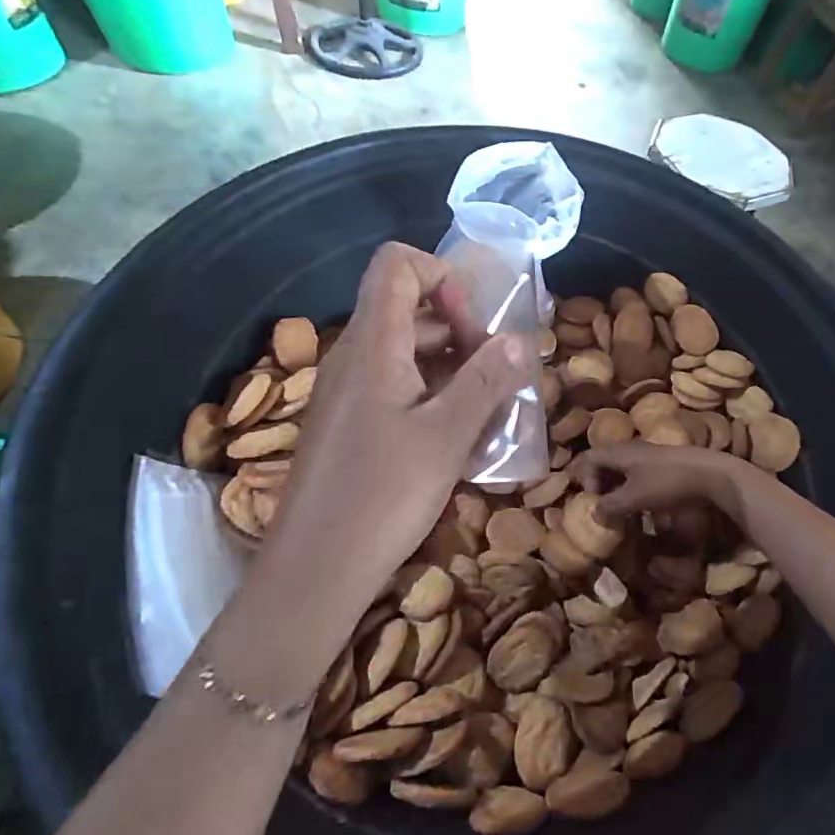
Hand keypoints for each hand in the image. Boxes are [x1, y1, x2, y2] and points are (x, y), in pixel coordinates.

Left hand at [258, 243, 529, 585]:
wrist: (315, 570)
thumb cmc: (383, 496)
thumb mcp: (447, 437)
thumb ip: (486, 381)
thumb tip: (519, 340)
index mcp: (373, 345)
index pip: (397, 265)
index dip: (442, 275)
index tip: (473, 326)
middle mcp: (354, 356)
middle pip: (407, 307)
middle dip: (459, 328)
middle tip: (493, 377)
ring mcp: (347, 391)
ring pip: (405, 351)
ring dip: (452, 367)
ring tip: (486, 411)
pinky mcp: (349, 423)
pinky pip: (394, 385)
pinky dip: (431, 394)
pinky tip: (455, 437)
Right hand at [574, 441, 762, 520]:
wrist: (708, 473)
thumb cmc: (666, 483)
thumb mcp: (634, 498)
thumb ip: (611, 506)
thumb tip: (595, 513)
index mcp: (619, 452)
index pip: (588, 458)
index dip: (584, 479)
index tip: (593, 500)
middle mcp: (630, 449)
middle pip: (604, 462)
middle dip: (599, 485)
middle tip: (603, 506)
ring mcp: (648, 455)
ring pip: (622, 469)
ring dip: (616, 488)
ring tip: (620, 509)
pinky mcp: (662, 464)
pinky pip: (637, 474)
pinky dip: (632, 488)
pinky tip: (641, 505)